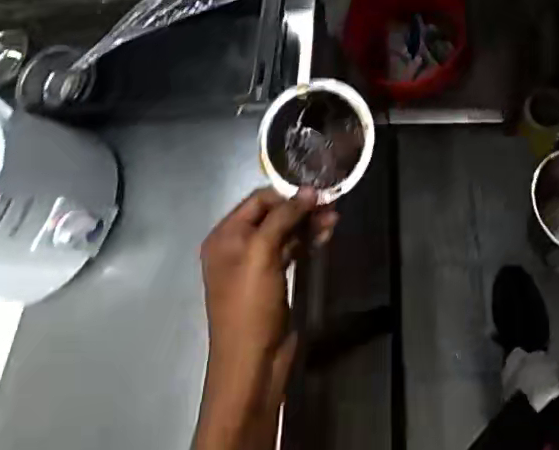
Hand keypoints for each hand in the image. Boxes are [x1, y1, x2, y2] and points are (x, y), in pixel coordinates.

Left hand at [192, 187, 337, 449]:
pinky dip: (305, 243)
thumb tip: (308, 191)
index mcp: (223, 235)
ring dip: (306, 225)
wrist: (252, 367)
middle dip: (299, 209)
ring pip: (282, 234)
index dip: (286, 194)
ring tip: (334, 218)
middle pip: (270, 216)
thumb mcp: (262, 254)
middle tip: (331, 205)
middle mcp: (235, 246)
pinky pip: (288, 253)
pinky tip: (324, 235)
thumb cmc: (250, 305)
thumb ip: (283, 218)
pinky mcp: (270, 283)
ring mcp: (253, 266)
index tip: (317, 191)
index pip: (257, 200)